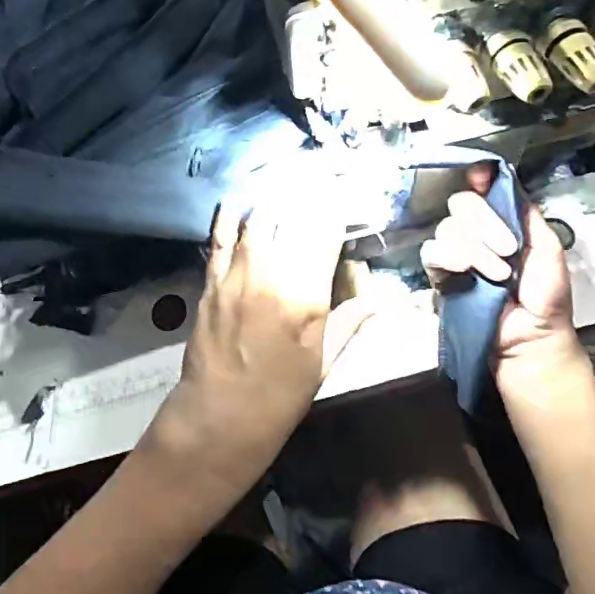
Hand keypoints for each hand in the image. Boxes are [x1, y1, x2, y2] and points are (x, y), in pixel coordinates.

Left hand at [140, 198, 368, 511]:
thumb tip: (382, 296)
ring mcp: (237, 276)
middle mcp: (272, 276)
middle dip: (308, 193)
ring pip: (256, 219)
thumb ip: (351, 320)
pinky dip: (229, 216)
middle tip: (319, 177)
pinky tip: (237, 201)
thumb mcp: (326, 360)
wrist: (220, 416)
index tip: (345, 191)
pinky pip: (219, 238)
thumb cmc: (281, 394)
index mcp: (306, 296)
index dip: (336, 207)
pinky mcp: (211, 282)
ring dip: (273, 197)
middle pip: (292, 217)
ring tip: (285, 181)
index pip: (325, 234)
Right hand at [420, 163, 586, 387]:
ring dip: (474, 248)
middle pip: (462, 203)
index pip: (482, 189)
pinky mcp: (441, 275)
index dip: (478, 178)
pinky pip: (432, 253)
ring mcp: (456, 252)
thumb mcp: (549, 251)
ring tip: (497, 275)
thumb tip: (507, 180)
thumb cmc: (547, 298)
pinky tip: (464, 271)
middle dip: (484, 222)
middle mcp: (476, 231)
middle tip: (507, 250)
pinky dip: (448, 257)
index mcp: (502, 221)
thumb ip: (528, 216)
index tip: (481, 178)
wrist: (531, 339)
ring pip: (448, 228)